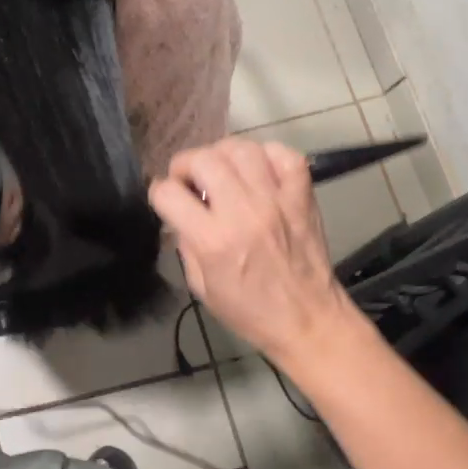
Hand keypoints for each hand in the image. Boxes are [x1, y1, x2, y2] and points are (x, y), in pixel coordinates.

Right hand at [148, 138, 361, 360]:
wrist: (308, 320)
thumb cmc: (250, 311)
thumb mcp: (201, 287)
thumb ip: (186, 245)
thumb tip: (181, 216)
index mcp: (213, 240)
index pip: (169, 193)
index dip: (160, 193)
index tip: (167, 201)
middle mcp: (243, 212)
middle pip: (203, 160)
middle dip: (185, 165)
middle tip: (190, 181)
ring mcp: (276, 200)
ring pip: (241, 148)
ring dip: (222, 154)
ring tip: (222, 171)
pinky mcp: (302, 196)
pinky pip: (284, 155)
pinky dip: (266, 154)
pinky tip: (257, 169)